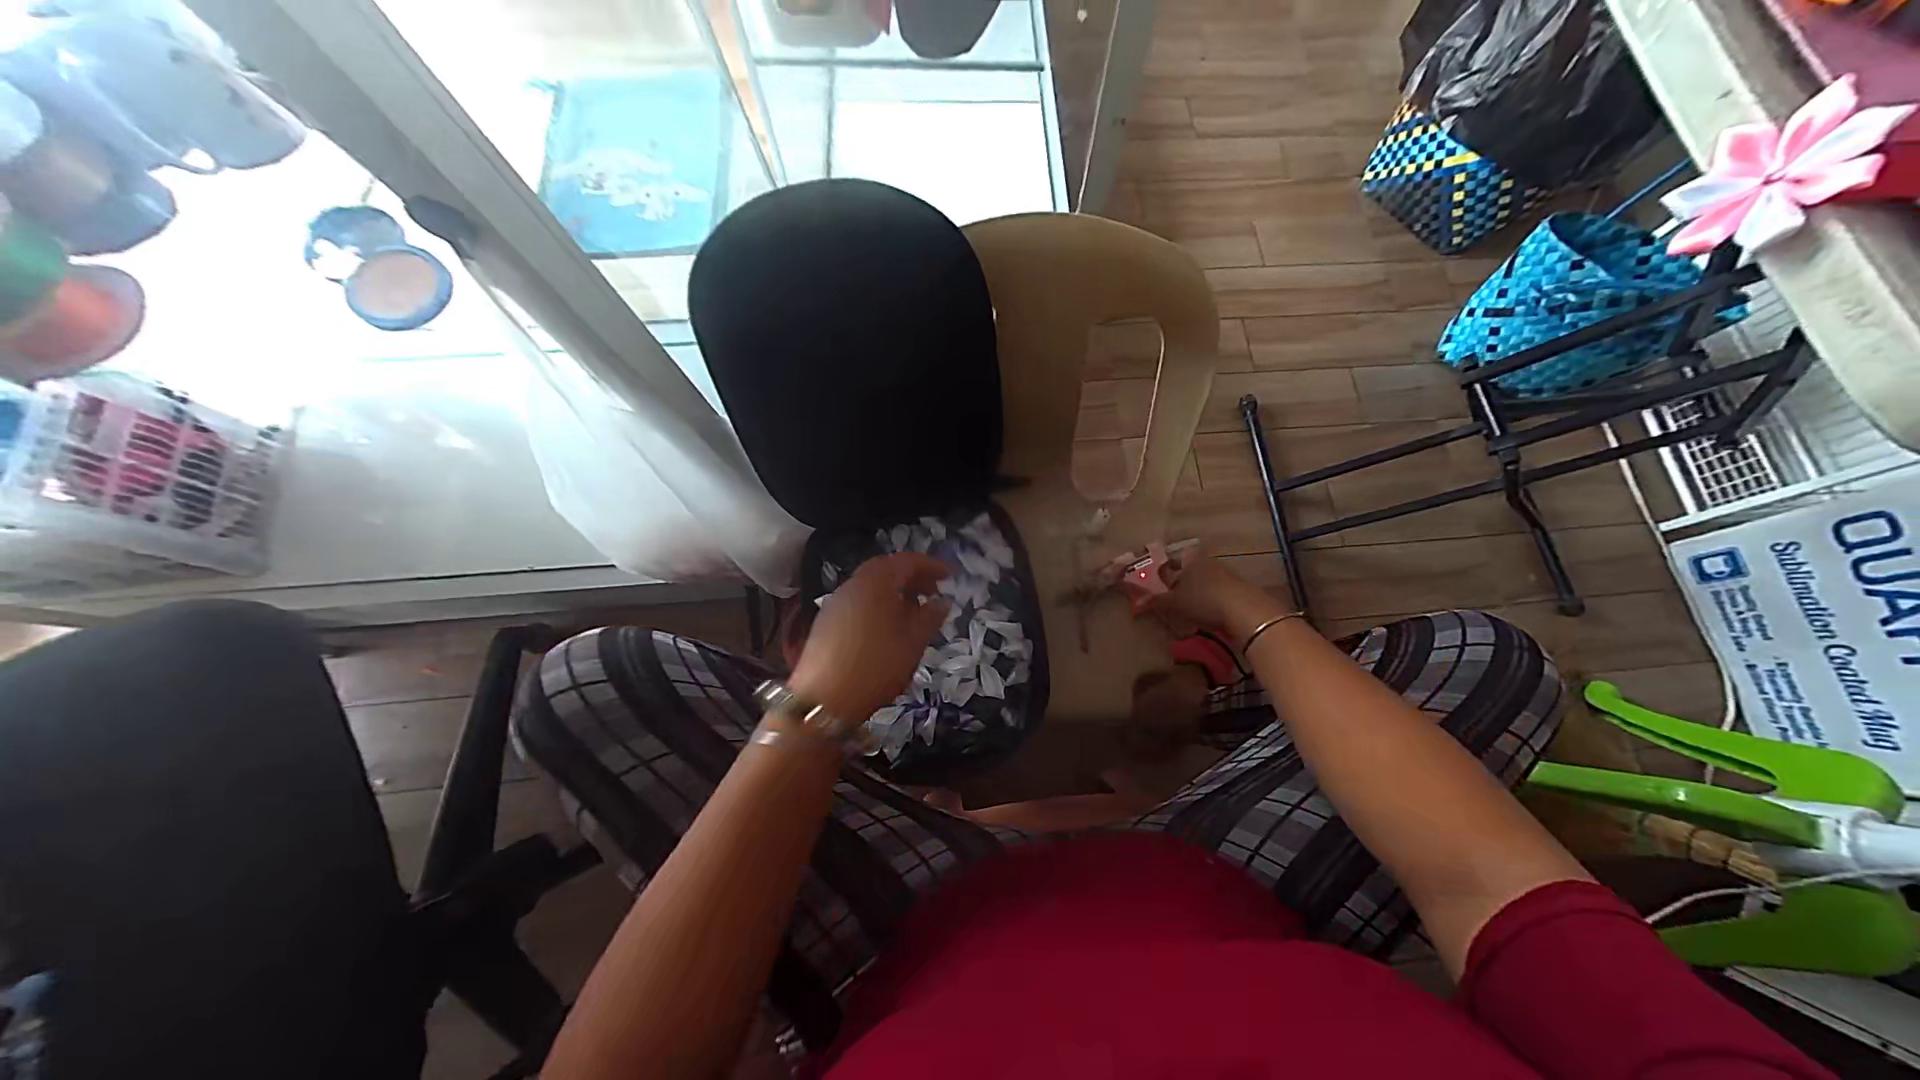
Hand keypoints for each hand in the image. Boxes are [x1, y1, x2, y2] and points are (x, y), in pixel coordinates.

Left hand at [789, 553, 951, 718]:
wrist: (823, 699)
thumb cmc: (877, 664)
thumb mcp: (913, 641)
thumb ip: (931, 616)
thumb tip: (942, 600)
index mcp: (877, 581)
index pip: (907, 561)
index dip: (931, 565)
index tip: (950, 575)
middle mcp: (853, 584)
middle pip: (886, 569)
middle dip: (912, 577)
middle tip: (933, 591)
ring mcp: (836, 602)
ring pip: (870, 586)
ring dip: (895, 592)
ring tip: (913, 613)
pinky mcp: (826, 621)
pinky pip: (858, 602)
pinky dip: (878, 605)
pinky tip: (887, 629)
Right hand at [1146, 548, 1287, 642]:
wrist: (1246, 612)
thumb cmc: (1204, 599)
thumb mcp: (1175, 602)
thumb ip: (1156, 601)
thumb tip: (1137, 603)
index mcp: (1192, 559)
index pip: (1174, 557)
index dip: (1165, 566)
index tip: (1157, 579)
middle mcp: (1209, 562)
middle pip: (1190, 569)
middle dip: (1180, 580)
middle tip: (1169, 595)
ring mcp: (1226, 575)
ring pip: (1205, 581)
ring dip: (1196, 591)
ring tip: (1186, 608)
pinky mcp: (1239, 590)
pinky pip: (1217, 593)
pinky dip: (1209, 601)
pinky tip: (1205, 614)